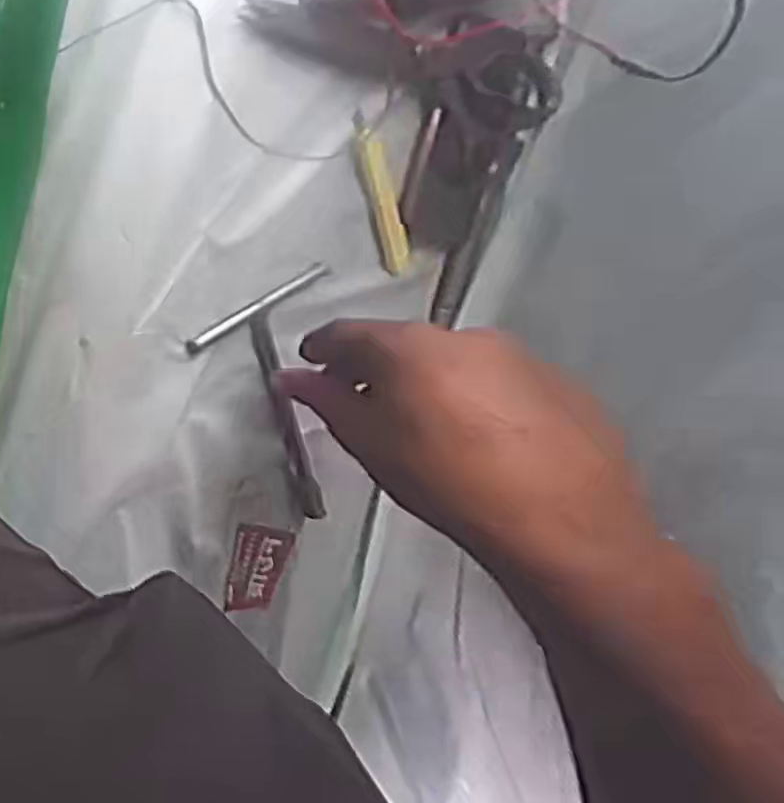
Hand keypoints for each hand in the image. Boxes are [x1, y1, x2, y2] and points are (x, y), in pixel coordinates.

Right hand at [281, 320, 658, 577]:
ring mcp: (519, 359)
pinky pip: (495, 379)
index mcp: (408, 346)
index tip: (313, 368)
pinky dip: (472, 396)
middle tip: (360, 403)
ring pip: (447, 359)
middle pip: (398, 342)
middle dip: (372, 367)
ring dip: (423, 381)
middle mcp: (464, 340)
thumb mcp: (364, 439)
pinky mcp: (562, 386)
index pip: (343, 332)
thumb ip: (322, 398)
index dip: (319, 350)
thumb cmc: (452, 483)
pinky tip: (472, 439)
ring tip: (419, 427)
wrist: (567, 531)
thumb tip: (296, 380)